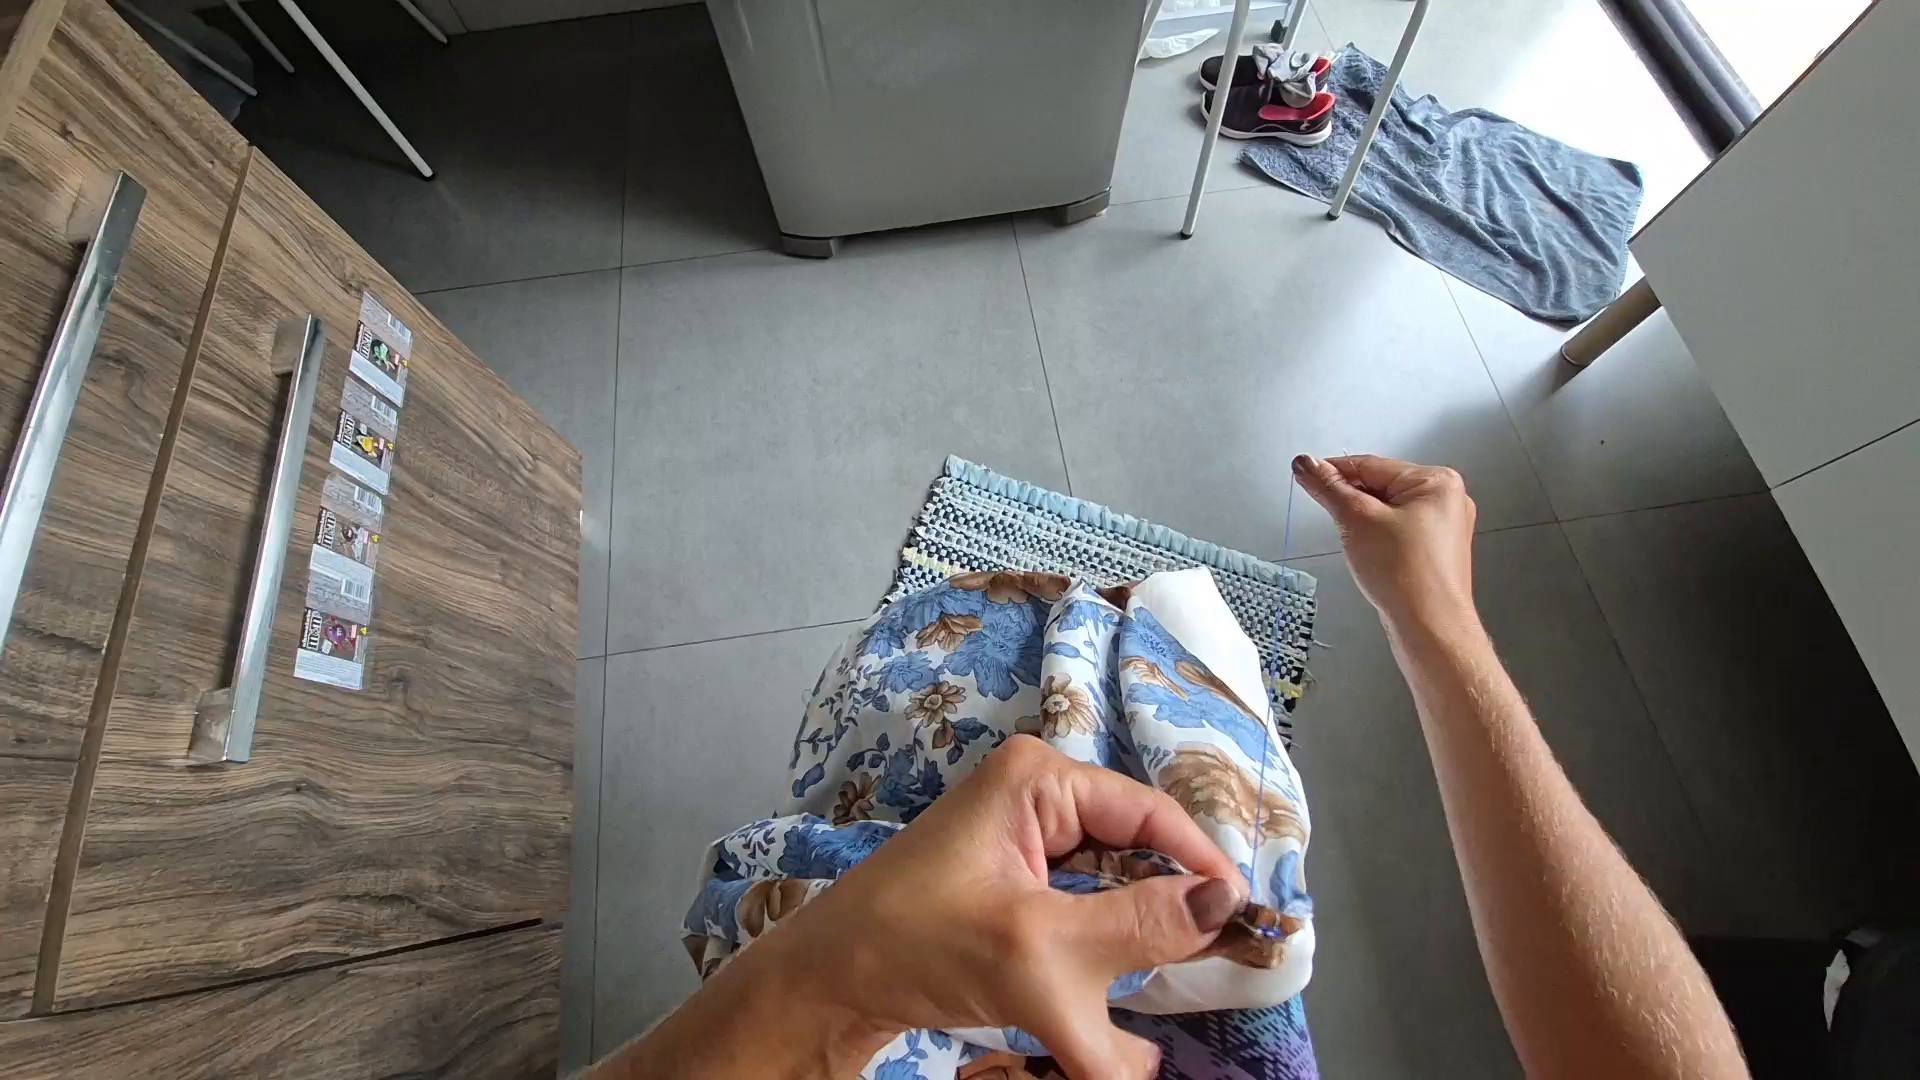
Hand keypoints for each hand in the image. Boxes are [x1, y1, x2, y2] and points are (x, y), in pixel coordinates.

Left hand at [746, 735, 1246, 1079]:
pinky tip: (1110, 1003)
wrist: (833, 978)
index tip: (1246, 919)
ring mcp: (1023, 836)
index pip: (1145, 811)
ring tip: (1155, 986)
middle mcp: (1035, 794)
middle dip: (1163, 910)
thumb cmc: (919, 939)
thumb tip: (1222, 903)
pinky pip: (1079, 906)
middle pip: (1130, 847)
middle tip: (1210, 964)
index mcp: (1038, 778)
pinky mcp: (1014, 878)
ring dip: (1130, 942)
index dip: (1200, 861)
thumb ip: (1136, 924)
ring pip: (1107, 884)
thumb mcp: (1037, 942)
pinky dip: (1099, 953)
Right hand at [1291, 454, 1477, 631]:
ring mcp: (1442, 524)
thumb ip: (1328, 487)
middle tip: (1330, 514)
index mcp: (1436, 481)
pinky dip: (1374, 534)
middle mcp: (1446, 498)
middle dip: (1349, 499)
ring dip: (1360, 518)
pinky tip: (1367, 551)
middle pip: (1378, 485)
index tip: (1305, 474)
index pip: (1369, 464)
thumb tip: (1307, 465)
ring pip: (1385, 508)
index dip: (1332, 471)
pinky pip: (1394, 528)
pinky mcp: (1433, 547)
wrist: (1428, 623)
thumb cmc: (1406, 574)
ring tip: (1354, 539)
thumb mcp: (1356, 519)